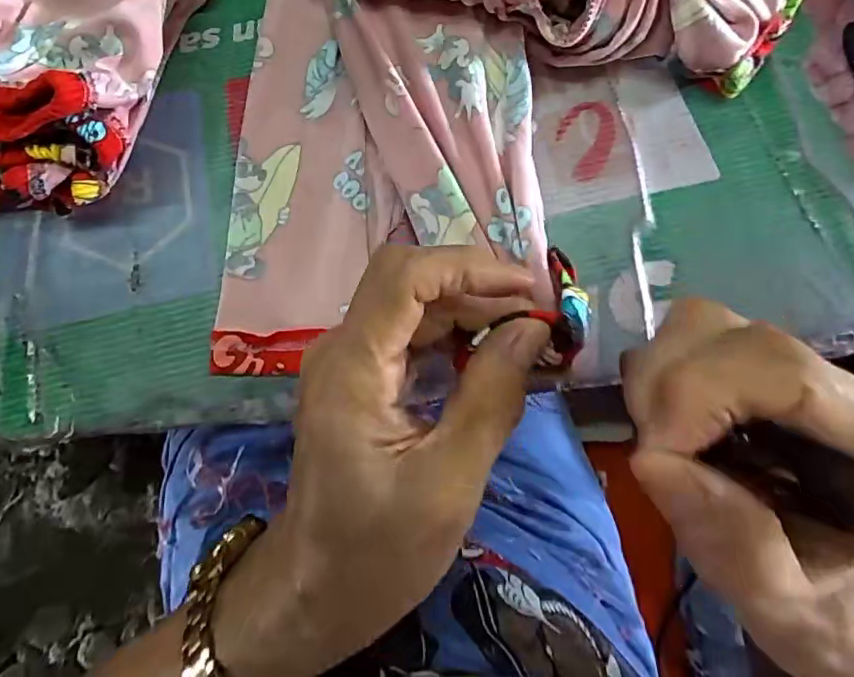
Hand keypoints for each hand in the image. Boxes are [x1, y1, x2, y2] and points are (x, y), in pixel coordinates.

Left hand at [212, 244, 549, 676]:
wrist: (315, 587)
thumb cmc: (379, 548)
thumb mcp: (449, 480)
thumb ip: (491, 397)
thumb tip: (531, 330)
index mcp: (352, 364)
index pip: (404, 276)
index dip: (468, 266)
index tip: (529, 287)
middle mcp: (340, 346)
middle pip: (404, 280)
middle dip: (472, 282)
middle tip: (537, 310)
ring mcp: (344, 358)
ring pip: (407, 303)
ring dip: (466, 306)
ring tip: (527, 329)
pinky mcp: (355, 376)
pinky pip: (404, 333)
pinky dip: (449, 333)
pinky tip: (491, 351)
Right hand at [621, 299, 853, 676]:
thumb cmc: (848, 642)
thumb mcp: (803, 627)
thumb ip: (739, 551)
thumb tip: (651, 461)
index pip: (792, 377)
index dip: (703, 395)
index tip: (654, 452)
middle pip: (745, 340)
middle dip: (676, 387)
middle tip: (655, 453)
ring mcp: (815, 385)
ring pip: (713, 328)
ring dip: (664, 375)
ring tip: (664, 440)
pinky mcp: (771, 382)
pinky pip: (697, 344)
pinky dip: (664, 378)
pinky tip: (673, 428)